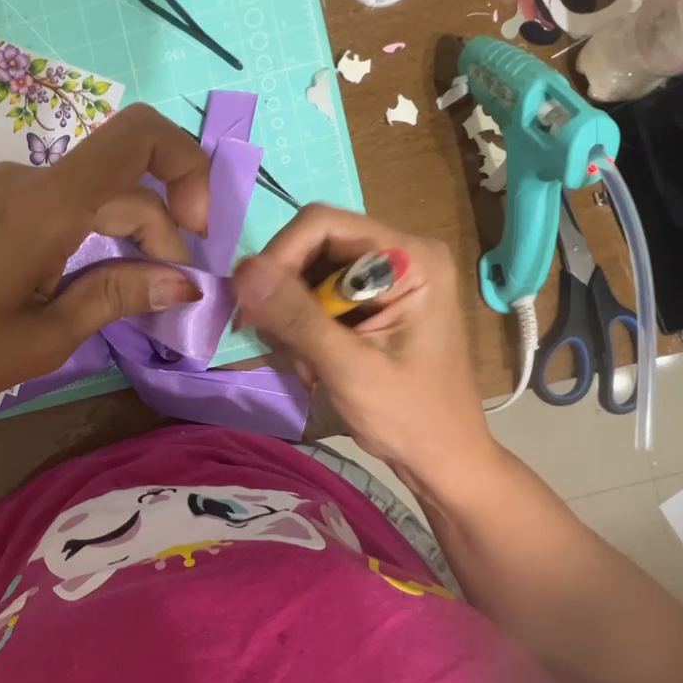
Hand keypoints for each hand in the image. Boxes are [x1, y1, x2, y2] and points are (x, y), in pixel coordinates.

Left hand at [0, 104, 212, 436]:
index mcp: (45, 205)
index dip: (188, 174)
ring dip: (117, 231)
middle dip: (157, 226)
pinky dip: (77, 232)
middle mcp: (20, 179)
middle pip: (116, 175)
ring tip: (123, 292)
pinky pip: (43, 204)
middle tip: (167, 290)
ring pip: (80, 192)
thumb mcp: (45, 338)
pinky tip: (71, 280)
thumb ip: (117, 295)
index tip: (194, 244)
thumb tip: (185, 280)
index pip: (140, 138)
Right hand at [233, 205, 495, 479]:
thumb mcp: (347, 367)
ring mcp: (385, 280)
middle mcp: (399, 255)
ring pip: (306, 276)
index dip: (279, 257)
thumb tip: (242, 271)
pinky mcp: (371, 303)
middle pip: (311, 248)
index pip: (322, 225)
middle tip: (281, 346)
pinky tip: (315, 365)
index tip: (253, 307)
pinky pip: (315, 300)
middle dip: (286, 297)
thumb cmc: (408, 415)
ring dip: (292, 321)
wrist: (440, 458)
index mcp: (411, 258)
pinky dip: (302, 332)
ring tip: (308, 365)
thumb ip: (296, 317)